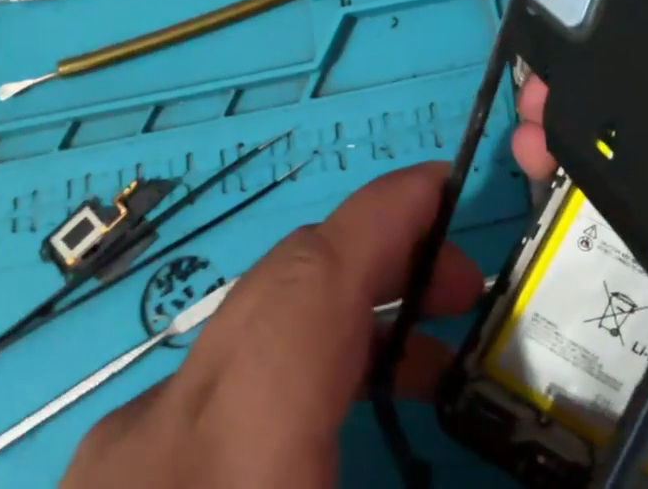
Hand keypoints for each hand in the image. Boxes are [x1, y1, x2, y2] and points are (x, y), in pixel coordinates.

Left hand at [61, 162, 483, 488]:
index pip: (313, 284)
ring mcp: (121, 455)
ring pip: (242, 328)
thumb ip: (435, 471)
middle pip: (277, 284)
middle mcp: (162, 438)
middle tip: (460, 290)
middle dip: (381, 255)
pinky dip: (285, 365)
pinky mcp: (111, 474)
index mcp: (238, 457)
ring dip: (339, 315)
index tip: (450, 187)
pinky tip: (322, 422)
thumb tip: (535, 468)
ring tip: (416, 366)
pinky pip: (210, 384)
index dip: (387, 216)